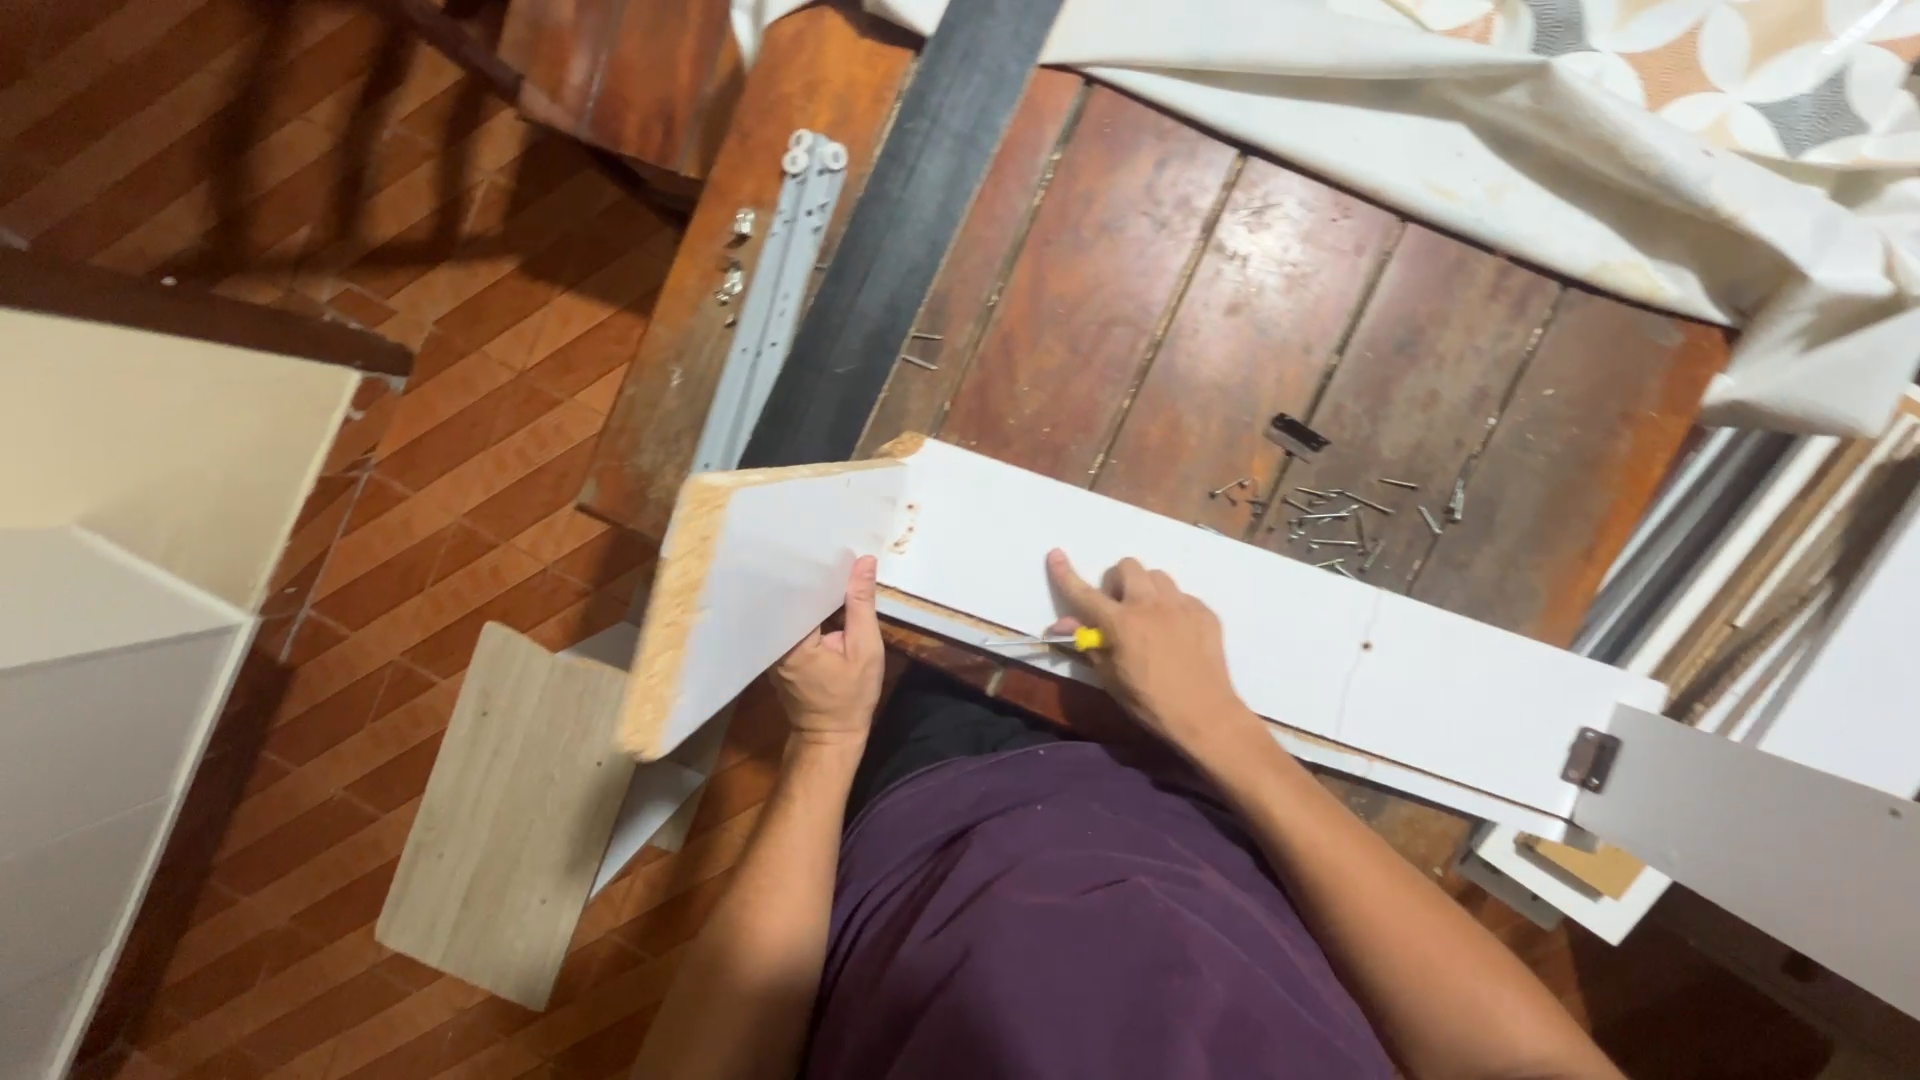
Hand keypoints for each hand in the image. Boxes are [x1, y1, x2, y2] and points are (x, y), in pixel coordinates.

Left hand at [770, 555, 884, 747]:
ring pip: (789, 608)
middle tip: (828, 549)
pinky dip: (806, 607)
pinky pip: (790, 621)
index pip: (794, 592)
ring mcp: (772, 649)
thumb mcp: (865, 647)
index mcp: (792, 640)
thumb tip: (863, 563)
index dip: (811, 569)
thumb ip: (861, 604)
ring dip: (808, 591)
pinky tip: (822, 594)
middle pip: (788, 598)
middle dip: (809, 575)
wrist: (833, 736)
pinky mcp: (779, 653)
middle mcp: (773, 641)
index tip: (827, 547)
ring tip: (826, 564)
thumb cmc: (851, 696)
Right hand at [1045, 549, 1264, 758]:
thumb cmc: (1150, 702)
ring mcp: (1181, 605)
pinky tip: (1175, 633)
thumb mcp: (1110, 677)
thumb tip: (1062, 624)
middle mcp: (1150, 605)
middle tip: (1118, 609)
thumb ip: (1088, 643)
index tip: (1056, 554)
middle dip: (1117, 582)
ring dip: (1145, 589)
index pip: (1085, 593)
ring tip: (1148, 617)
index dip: (1066, 574)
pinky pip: (1181, 596)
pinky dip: (1171, 607)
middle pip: (1127, 566)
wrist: (1206, 715)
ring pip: (1157, 576)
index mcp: (1122, 623)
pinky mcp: (1205, 612)